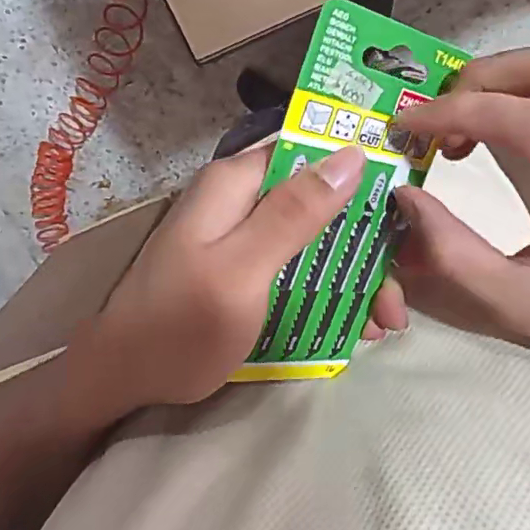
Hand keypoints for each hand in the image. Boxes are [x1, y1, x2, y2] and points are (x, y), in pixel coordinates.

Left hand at [75, 142, 367, 412]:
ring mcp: (238, 238)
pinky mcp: (241, 270)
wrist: (124, 378)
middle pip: (318, 202)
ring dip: (350, 276)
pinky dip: (325, 293)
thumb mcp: (243, 269)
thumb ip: (293, 213)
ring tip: (383, 323)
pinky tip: (351, 326)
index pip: (308, 152)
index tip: (404, 207)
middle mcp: (238, 201)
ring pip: (312, 239)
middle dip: (362, 245)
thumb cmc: (181, 326)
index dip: (359, 172)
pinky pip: (294, 268)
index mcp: (235, 185)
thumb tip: (349, 155)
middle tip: (396, 296)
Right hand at [388, 38, 529, 389]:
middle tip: (437, 118)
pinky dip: (526, 93)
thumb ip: (453, 253)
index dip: (464, 111)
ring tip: (463, 125)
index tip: (407, 124)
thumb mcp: (514, 303)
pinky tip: (500, 129)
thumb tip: (405, 192)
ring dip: (504, 81)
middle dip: (486, 78)